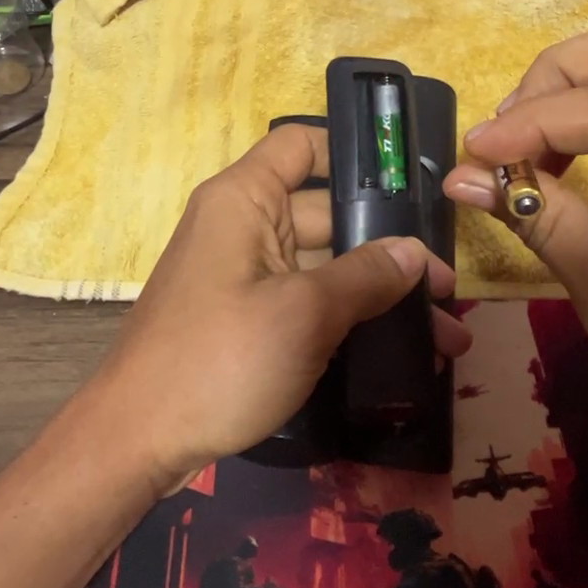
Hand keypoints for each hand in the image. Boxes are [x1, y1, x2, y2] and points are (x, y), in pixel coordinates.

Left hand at [86, 125, 471, 488]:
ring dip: (380, 295)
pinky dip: (350, 320)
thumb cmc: (219, 359)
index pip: (303, 146)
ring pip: (326, 267)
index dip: (355, 156)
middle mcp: (245, 226)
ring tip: (445, 334)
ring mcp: (248, 276)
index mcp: (244, 199)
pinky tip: (403, 355)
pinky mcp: (251, 318)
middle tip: (449, 288)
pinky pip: (309, 302)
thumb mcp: (303, 313)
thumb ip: (365, 276)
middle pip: (328, 214)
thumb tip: (415, 253)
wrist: (138, 441)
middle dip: (390, 247)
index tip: (411, 187)